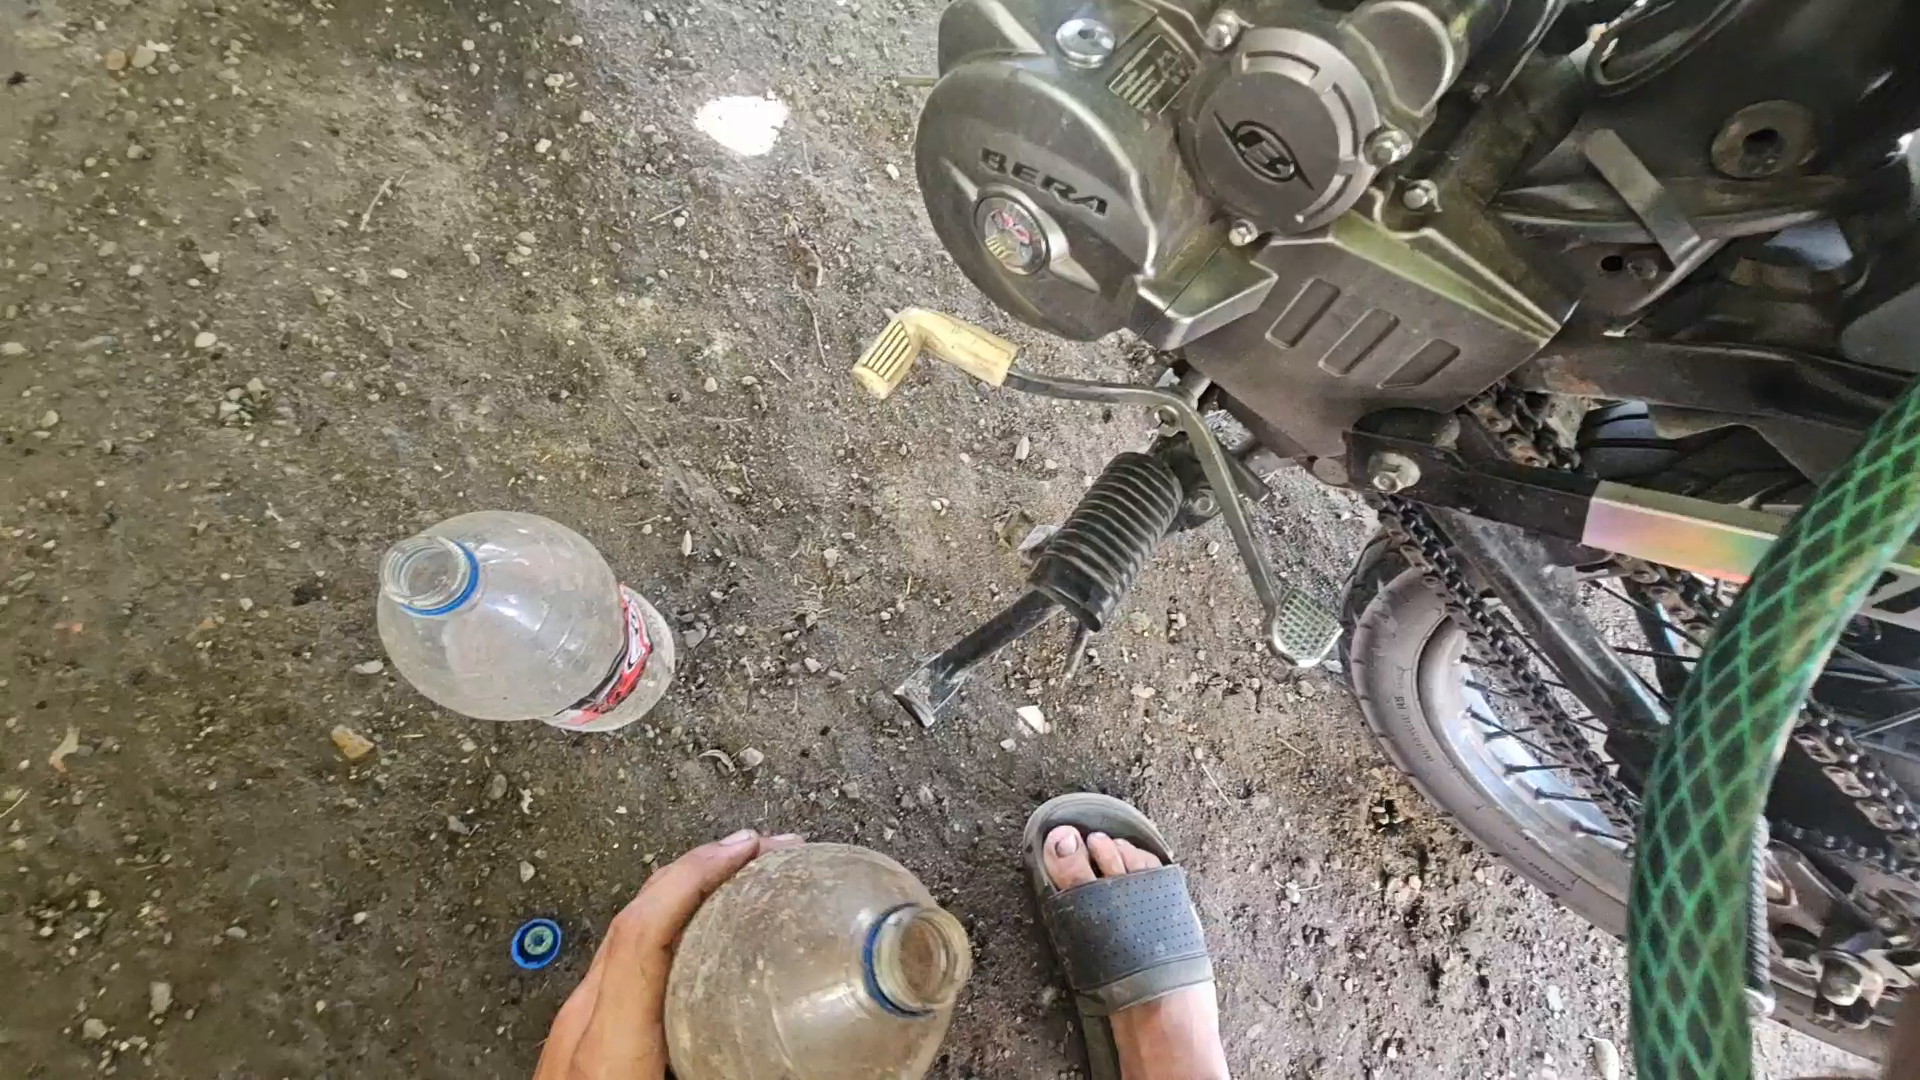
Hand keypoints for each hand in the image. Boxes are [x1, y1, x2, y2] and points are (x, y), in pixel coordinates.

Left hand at [533, 829, 800, 1079]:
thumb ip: (730, 1063)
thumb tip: (803, 1057)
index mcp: (607, 1051)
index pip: (644, 929)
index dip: (698, 874)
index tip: (748, 847)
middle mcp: (584, 1024)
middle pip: (638, 912)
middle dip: (704, 864)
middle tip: (766, 849)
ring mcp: (576, 1026)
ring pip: (630, 926)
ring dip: (689, 887)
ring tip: (743, 876)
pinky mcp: (581, 1036)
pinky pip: (630, 952)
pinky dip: (673, 919)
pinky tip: (705, 929)